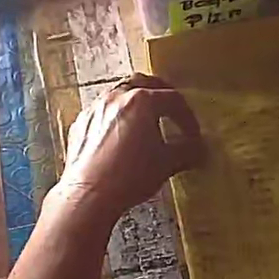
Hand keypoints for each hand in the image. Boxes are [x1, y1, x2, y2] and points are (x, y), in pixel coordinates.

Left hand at [48, 73, 204, 229]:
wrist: (89, 195)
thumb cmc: (129, 177)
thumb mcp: (166, 164)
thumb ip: (186, 151)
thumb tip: (198, 149)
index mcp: (142, 101)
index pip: (172, 100)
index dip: (187, 117)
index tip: (192, 133)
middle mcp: (116, 97)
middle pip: (143, 83)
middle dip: (159, 93)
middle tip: (169, 109)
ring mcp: (95, 109)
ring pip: (118, 94)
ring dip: (134, 102)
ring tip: (144, 120)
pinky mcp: (80, 125)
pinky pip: (101, 112)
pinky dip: (114, 117)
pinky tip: (119, 134)